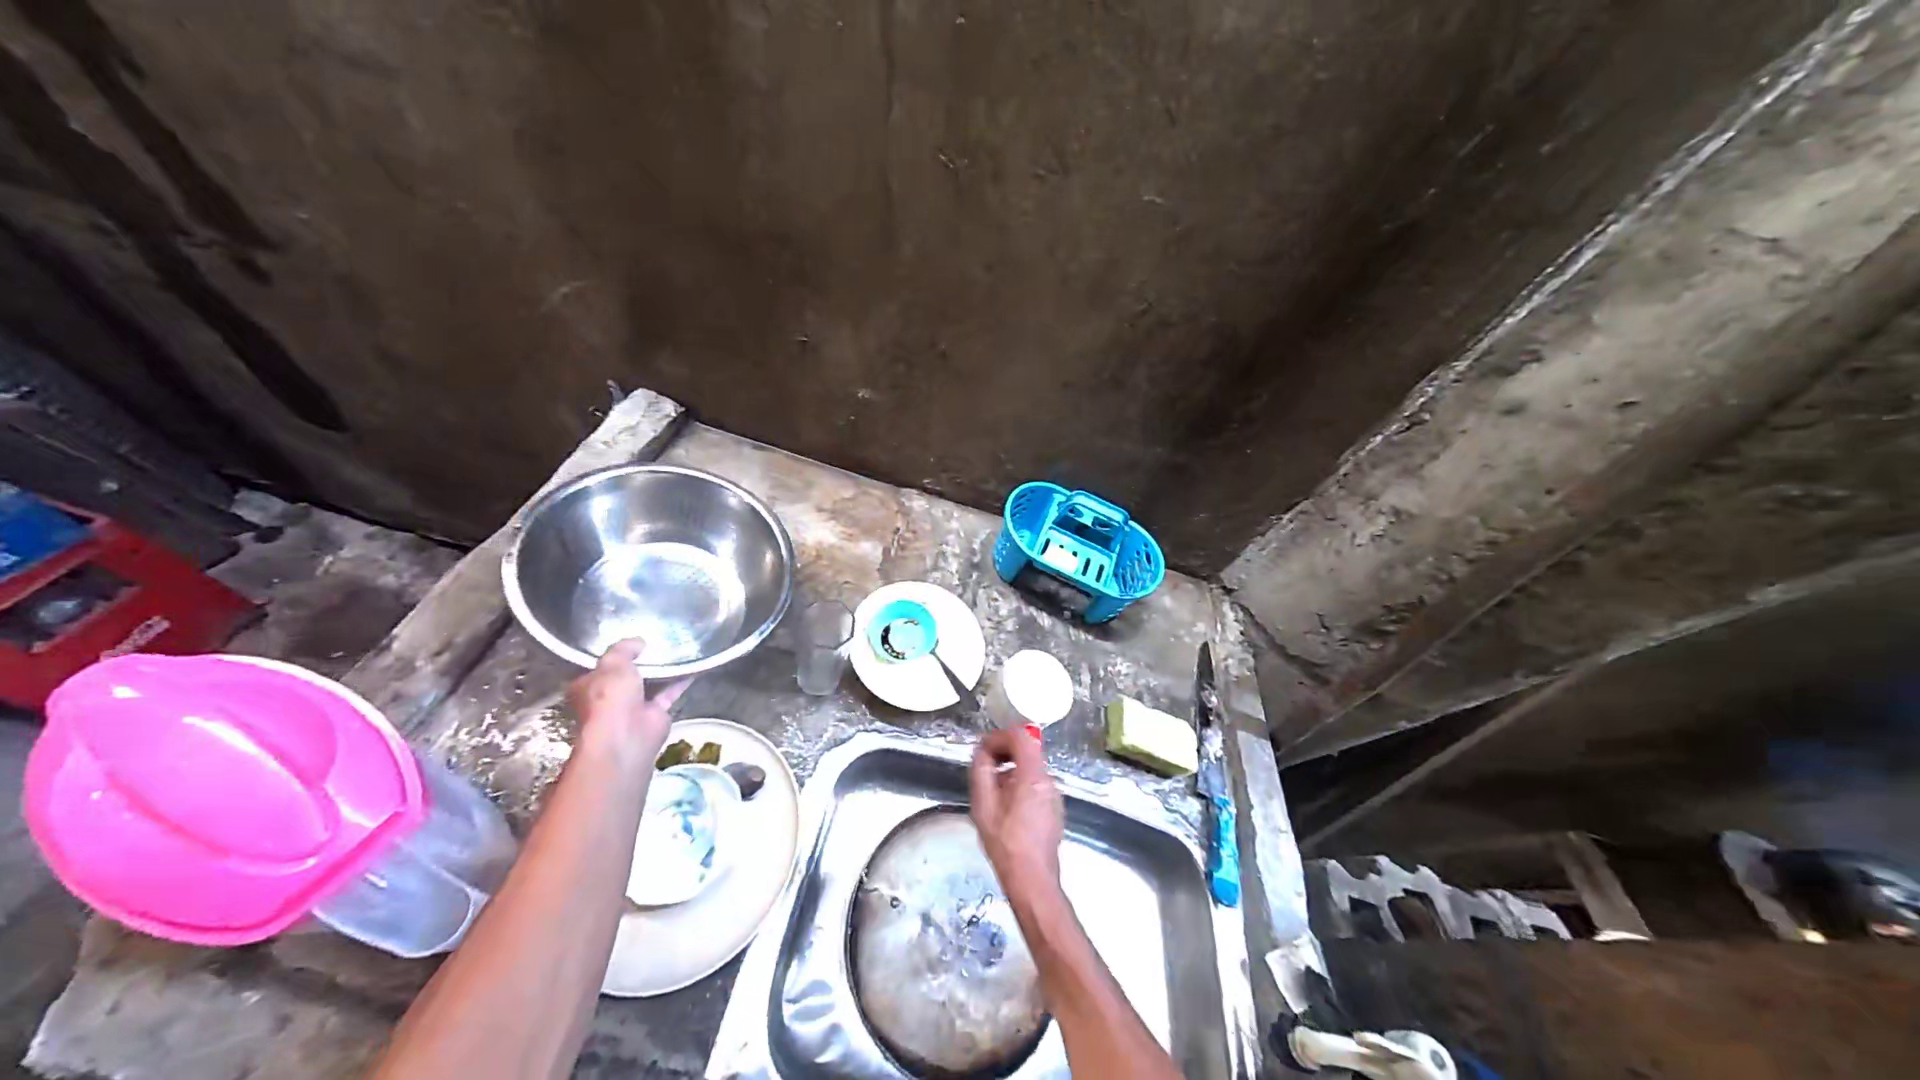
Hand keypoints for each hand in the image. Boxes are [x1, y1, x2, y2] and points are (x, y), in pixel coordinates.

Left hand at [565, 638, 690, 761]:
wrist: (626, 734)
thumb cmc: (608, 696)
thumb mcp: (612, 663)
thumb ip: (624, 649)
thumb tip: (638, 642)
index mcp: (588, 686)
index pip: (600, 666)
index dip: (614, 653)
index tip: (631, 640)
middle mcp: (609, 698)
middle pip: (627, 675)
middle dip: (641, 661)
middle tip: (658, 640)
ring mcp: (633, 707)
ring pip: (650, 683)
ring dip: (662, 670)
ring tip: (678, 647)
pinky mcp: (655, 713)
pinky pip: (669, 691)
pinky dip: (681, 680)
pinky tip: (693, 664)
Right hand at [969, 728, 1065, 902]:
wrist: (1032, 879)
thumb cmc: (1005, 842)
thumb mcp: (983, 805)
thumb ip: (981, 771)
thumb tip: (983, 752)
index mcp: (1032, 776)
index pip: (1021, 736)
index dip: (999, 736)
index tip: (983, 749)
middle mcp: (1048, 781)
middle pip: (1027, 751)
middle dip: (1004, 753)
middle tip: (984, 769)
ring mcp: (1055, 795)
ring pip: (1031, 769)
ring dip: (1011, 771)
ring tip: (993, 793)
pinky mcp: (1055, 809)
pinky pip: (1036, 786)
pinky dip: (1021, 786)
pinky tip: (1007, 808)